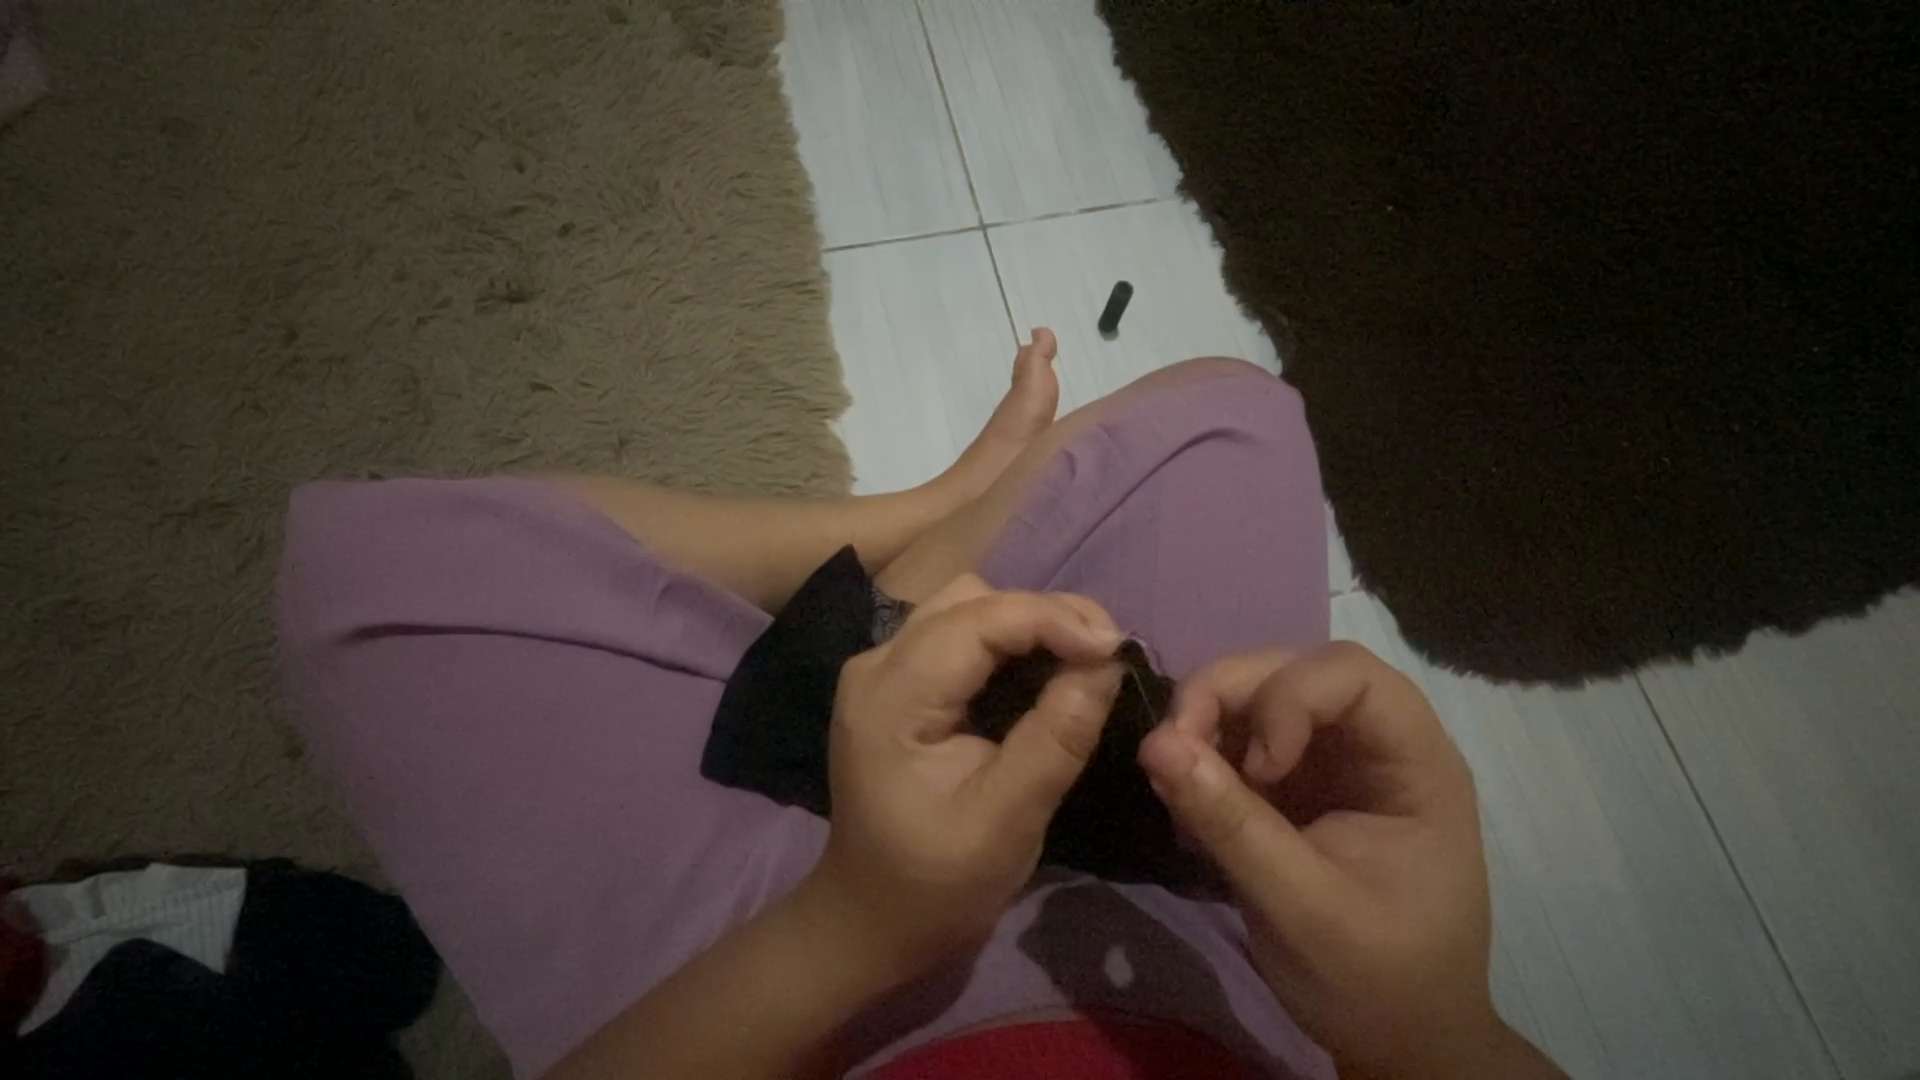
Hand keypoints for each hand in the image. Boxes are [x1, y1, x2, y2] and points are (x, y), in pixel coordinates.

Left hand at [810, 575, 1123, 981]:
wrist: (870, 918)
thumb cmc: (935, 885)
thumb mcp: (1006, 822)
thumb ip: (1055, 738)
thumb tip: (1107, 664)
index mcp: (890, 697)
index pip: (977, 621)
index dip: (1053, 618)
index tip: (1117, 649)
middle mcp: (877, 664)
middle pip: (970, 601)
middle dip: (1046, 615)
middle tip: (1107, 655)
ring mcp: (882, 669)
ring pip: (966, 608)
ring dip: (1029, 622)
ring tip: (1083, 657)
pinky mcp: (898, 681)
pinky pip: (959, 634)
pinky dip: (1008, 640)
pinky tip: (1044, 667)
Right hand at [1139, 643, 1560, 1079]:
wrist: (1392, 1038)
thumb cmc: (1376, 980)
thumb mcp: (1303, 909)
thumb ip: (1232, 824)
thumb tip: (1154, 744)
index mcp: (1414, 764)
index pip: (1352, 676)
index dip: (1291, 697)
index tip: (1258, 769)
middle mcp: (1369, 743)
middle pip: (1290, 671)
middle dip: (1225, 698)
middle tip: (1174, 751)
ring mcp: (1325, 757)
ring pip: (1252, 694)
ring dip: (1204, 726)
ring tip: (1178, 789)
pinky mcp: (1287, 779)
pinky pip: (1232, 735)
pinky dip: (1199, 757)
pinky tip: (1188, 807)